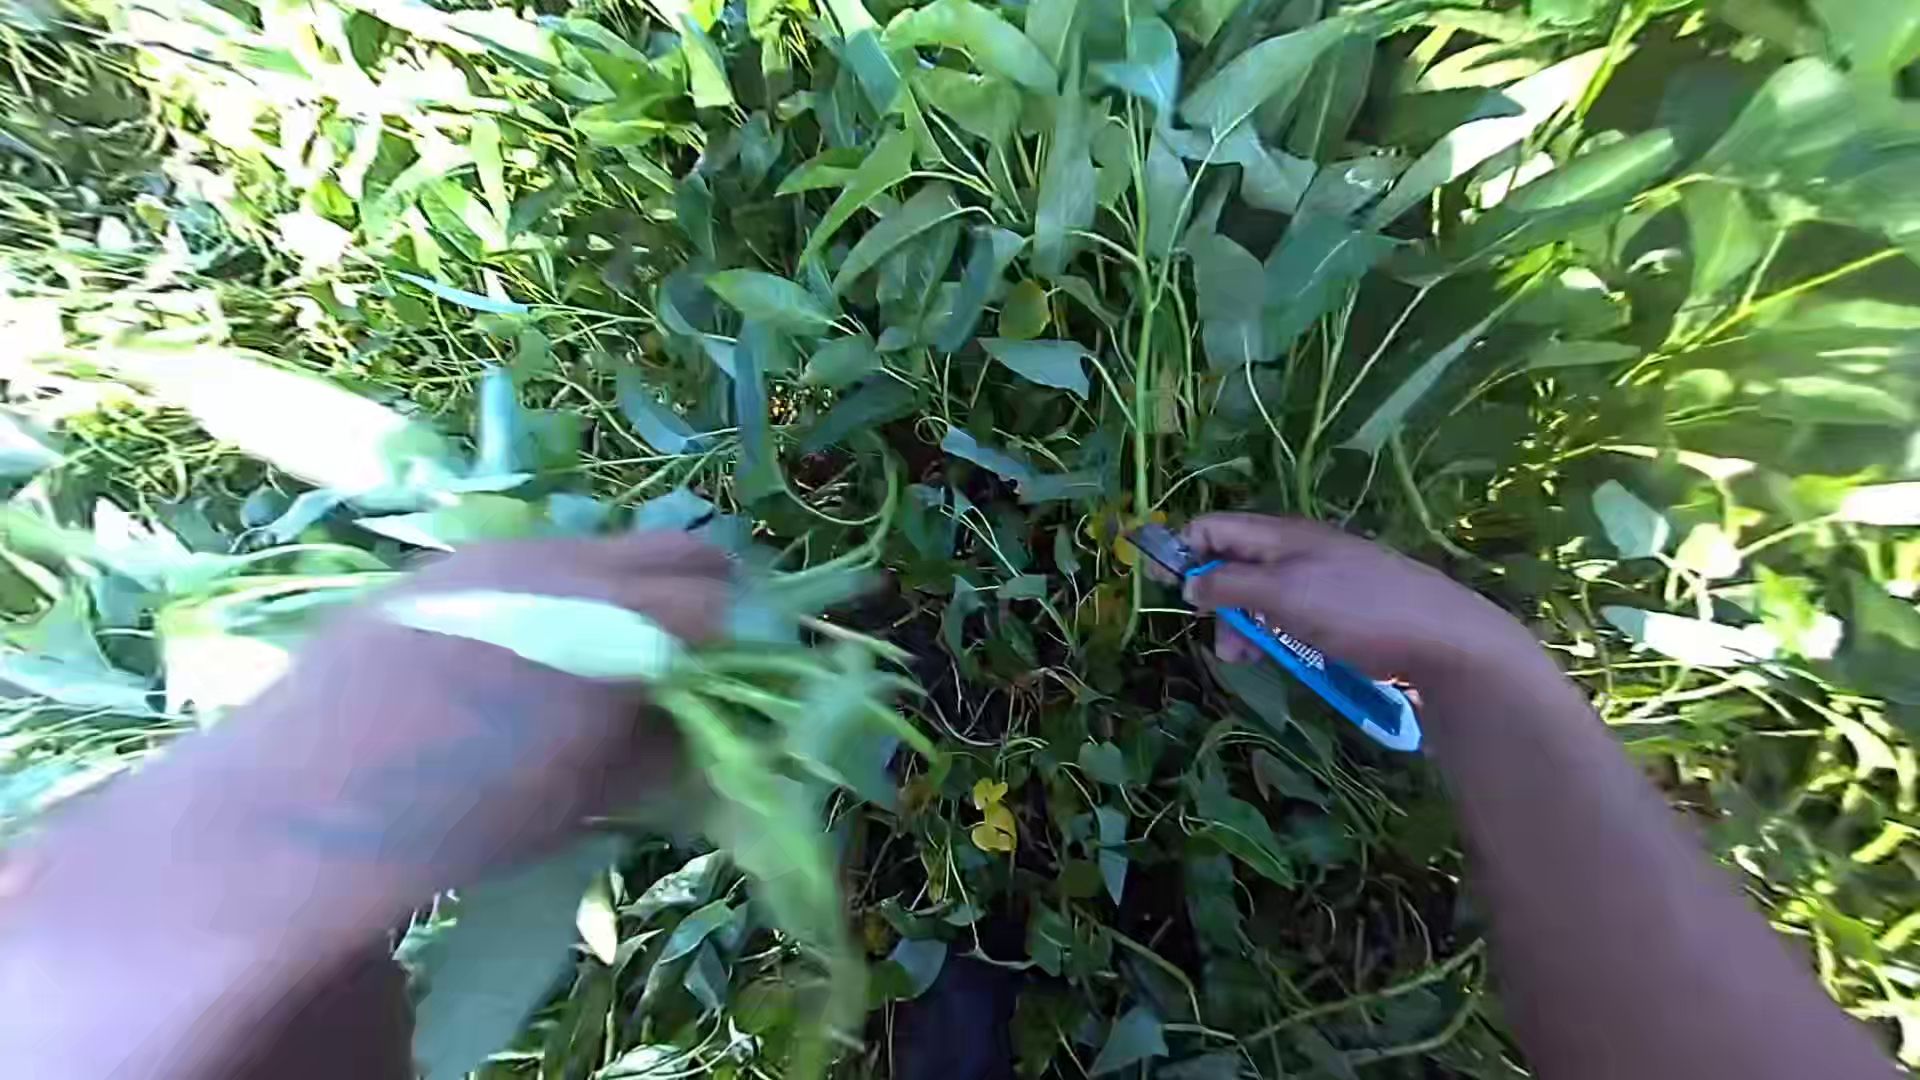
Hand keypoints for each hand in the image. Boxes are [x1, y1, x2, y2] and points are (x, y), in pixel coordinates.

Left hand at [208, 532, 729, 884]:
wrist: (287, 817)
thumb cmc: (469, 814)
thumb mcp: (596, 789)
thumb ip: (670, 741)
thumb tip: (712, 718)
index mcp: (614, 630)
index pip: (717, 604)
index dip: (744, 631)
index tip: (744, 661)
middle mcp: (569, 569)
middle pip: (679, 551)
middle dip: (712, 585)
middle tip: (710, 634)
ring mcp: (508, 554)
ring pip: (616, 546)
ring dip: (645, 582)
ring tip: (625, 635)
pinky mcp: (456, 561)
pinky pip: (551, 554)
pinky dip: (581, 584)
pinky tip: (547, 633)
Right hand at [1180, 514, 1549, 689]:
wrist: (1445, 640)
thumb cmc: (1355, 607)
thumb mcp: (1282, 592)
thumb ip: (1226, 584)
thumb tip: (1186, 585)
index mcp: (1277, 535)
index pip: (1210, 528)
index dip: (1182, 551)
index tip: (1163, 585)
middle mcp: (1290, 550)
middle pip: (1227, 563)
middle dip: (1212, 598)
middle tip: (1216, 636)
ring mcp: (1311, 578)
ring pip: (1252, 593)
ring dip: (1238, 623)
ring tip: (1243, 658)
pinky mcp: (1329, 606)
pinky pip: (1279, 612)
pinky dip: (1267, 632)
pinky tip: (1272, 654)